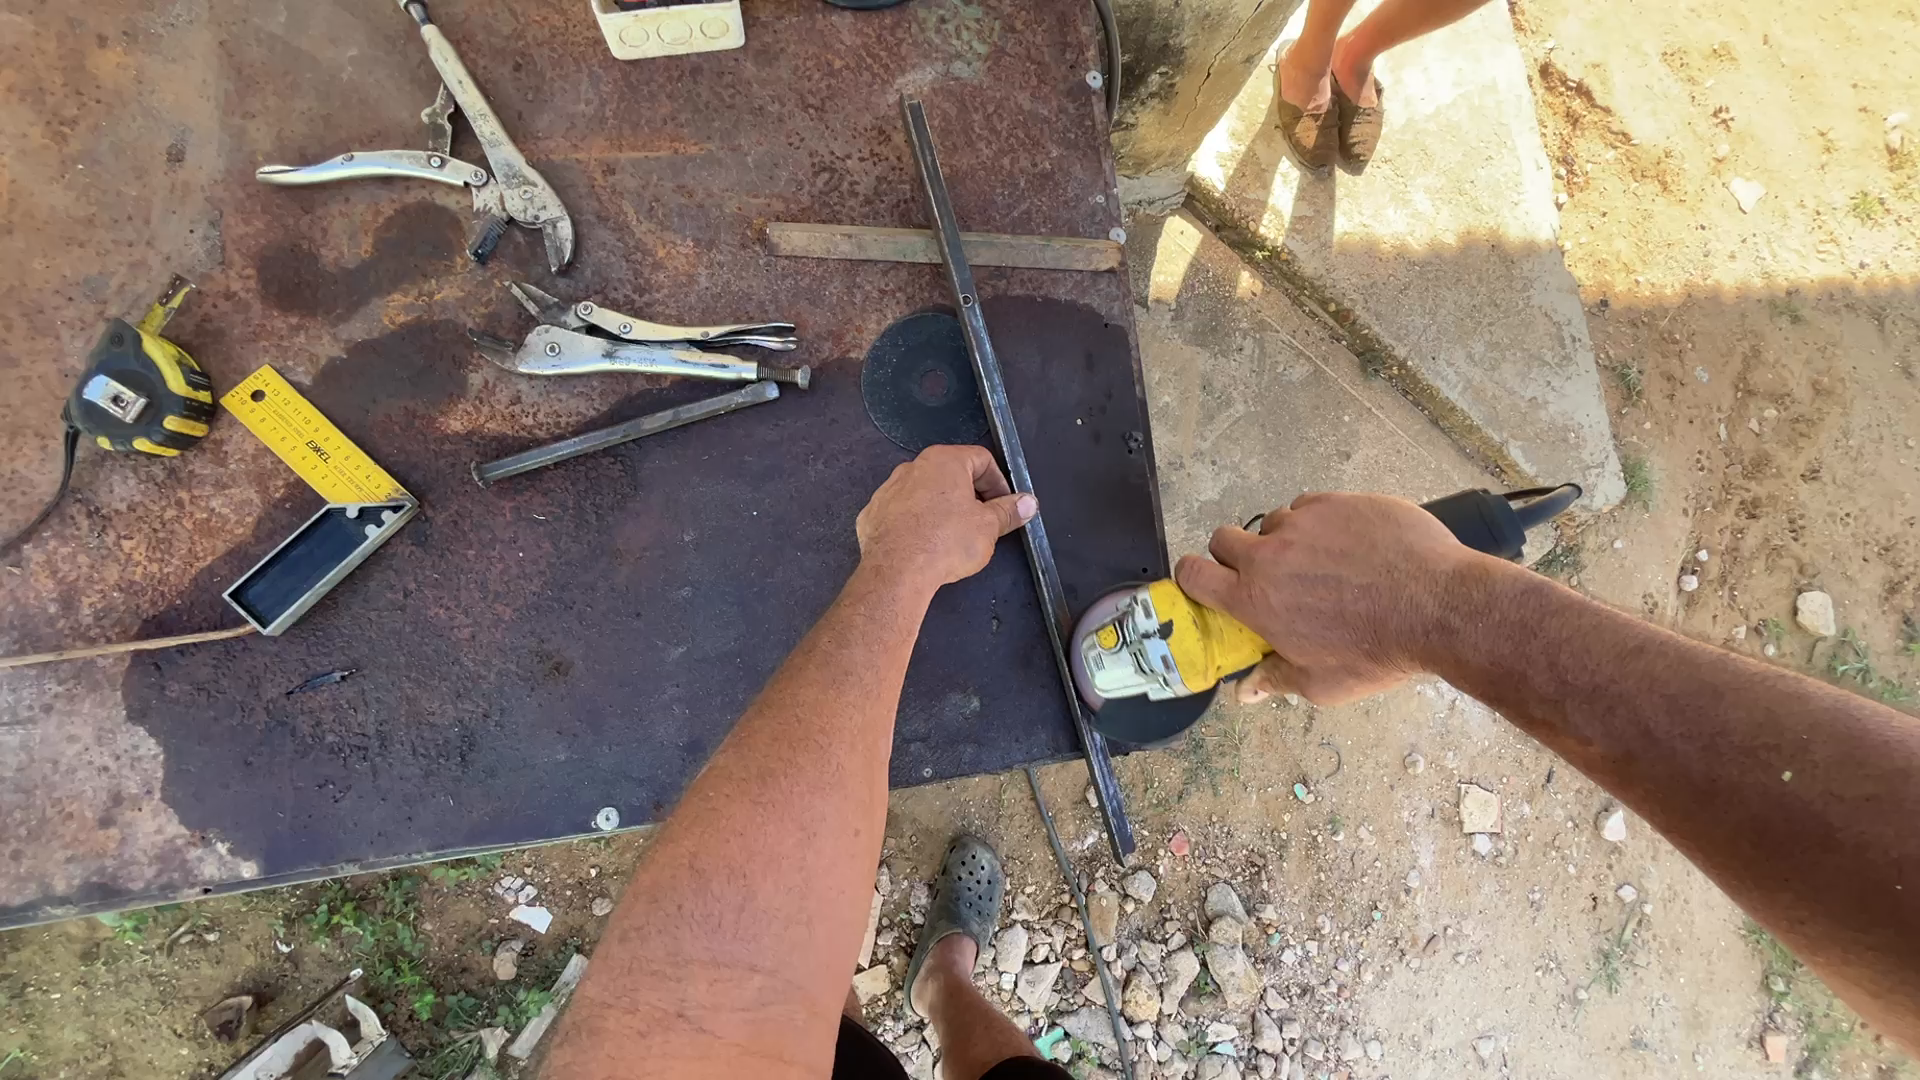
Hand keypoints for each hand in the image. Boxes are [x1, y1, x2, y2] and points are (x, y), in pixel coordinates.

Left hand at [855, 445, 1036, 596]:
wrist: (896, 571)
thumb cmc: (942, 542)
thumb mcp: (988, 527)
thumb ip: (1009, 511)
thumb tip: (1026, 503)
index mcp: (944, 461)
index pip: (982, 459)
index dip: (999, 482)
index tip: (1005, 504)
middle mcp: (914, 468)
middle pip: (952, 474)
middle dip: (971, 496)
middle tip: (983, 521)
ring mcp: (890, 489)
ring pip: (925, 493)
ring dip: (942, 509)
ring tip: (953, 537)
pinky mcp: (874, 513)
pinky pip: (902, 512)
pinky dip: (916, 523)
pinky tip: (925, 544)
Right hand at [1173, 492, 1483, 704]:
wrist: (1441, 609)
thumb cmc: (1378, 653)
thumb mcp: (1322, 684)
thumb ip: (1276, 680)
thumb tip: (1244, 692)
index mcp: (1254, 599)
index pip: (1192, 574)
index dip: (1192, 575)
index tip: (1205, 581)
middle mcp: (1268, 556)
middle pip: (1222, 537)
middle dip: (1235, 553)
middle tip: (1266, 571)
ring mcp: (1302, 524)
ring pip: (1273, 522)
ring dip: (1284, 539)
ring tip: (1320, 560)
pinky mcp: (1336, 503)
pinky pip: (1311, 506)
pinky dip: (1321, 523)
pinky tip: (1350, 545)